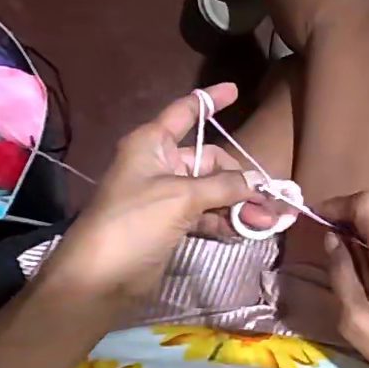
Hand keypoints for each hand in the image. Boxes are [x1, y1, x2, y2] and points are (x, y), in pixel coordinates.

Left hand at [41, 84, 283, 306]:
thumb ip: (222, 186)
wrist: (100, 277)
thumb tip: (255, 183)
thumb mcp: (181, 197)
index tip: (236, 90)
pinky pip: (205, 214)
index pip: (185, 111)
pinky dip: (224, 221)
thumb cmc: (134, 222)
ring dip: (238, 204)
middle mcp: (159, 164)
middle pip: (208, 159)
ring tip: (267, 220)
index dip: (210, 100)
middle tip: (268, 198)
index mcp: (152, 144)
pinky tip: (246, 231)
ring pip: (210, 191)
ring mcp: (165, 196)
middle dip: (239, 177)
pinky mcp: (170, 224)